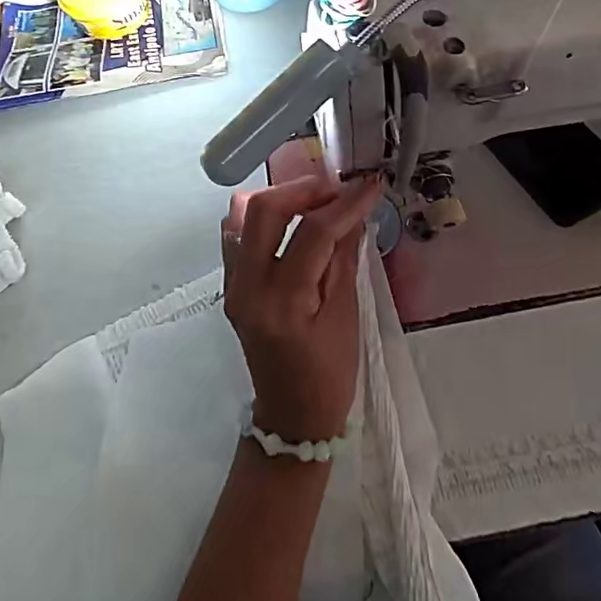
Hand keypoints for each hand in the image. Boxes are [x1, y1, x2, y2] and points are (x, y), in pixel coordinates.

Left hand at [220, 176, 382, 441]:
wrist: (292, 415)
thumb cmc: (330, 374)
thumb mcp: (347, 316)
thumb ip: (345, 257)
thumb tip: (354, 213)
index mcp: (282, 303)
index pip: (313, 232)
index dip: (345, 203)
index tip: (370, 185)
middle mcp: (247, 287)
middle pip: (263, 209)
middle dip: (304, 189)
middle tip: (338, 189)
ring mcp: (232, 285)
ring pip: (241, 215)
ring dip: (280, 198)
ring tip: (315, 202)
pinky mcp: (230, 285)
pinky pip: (237, 234)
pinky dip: (264, 218)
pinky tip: (291, 224)